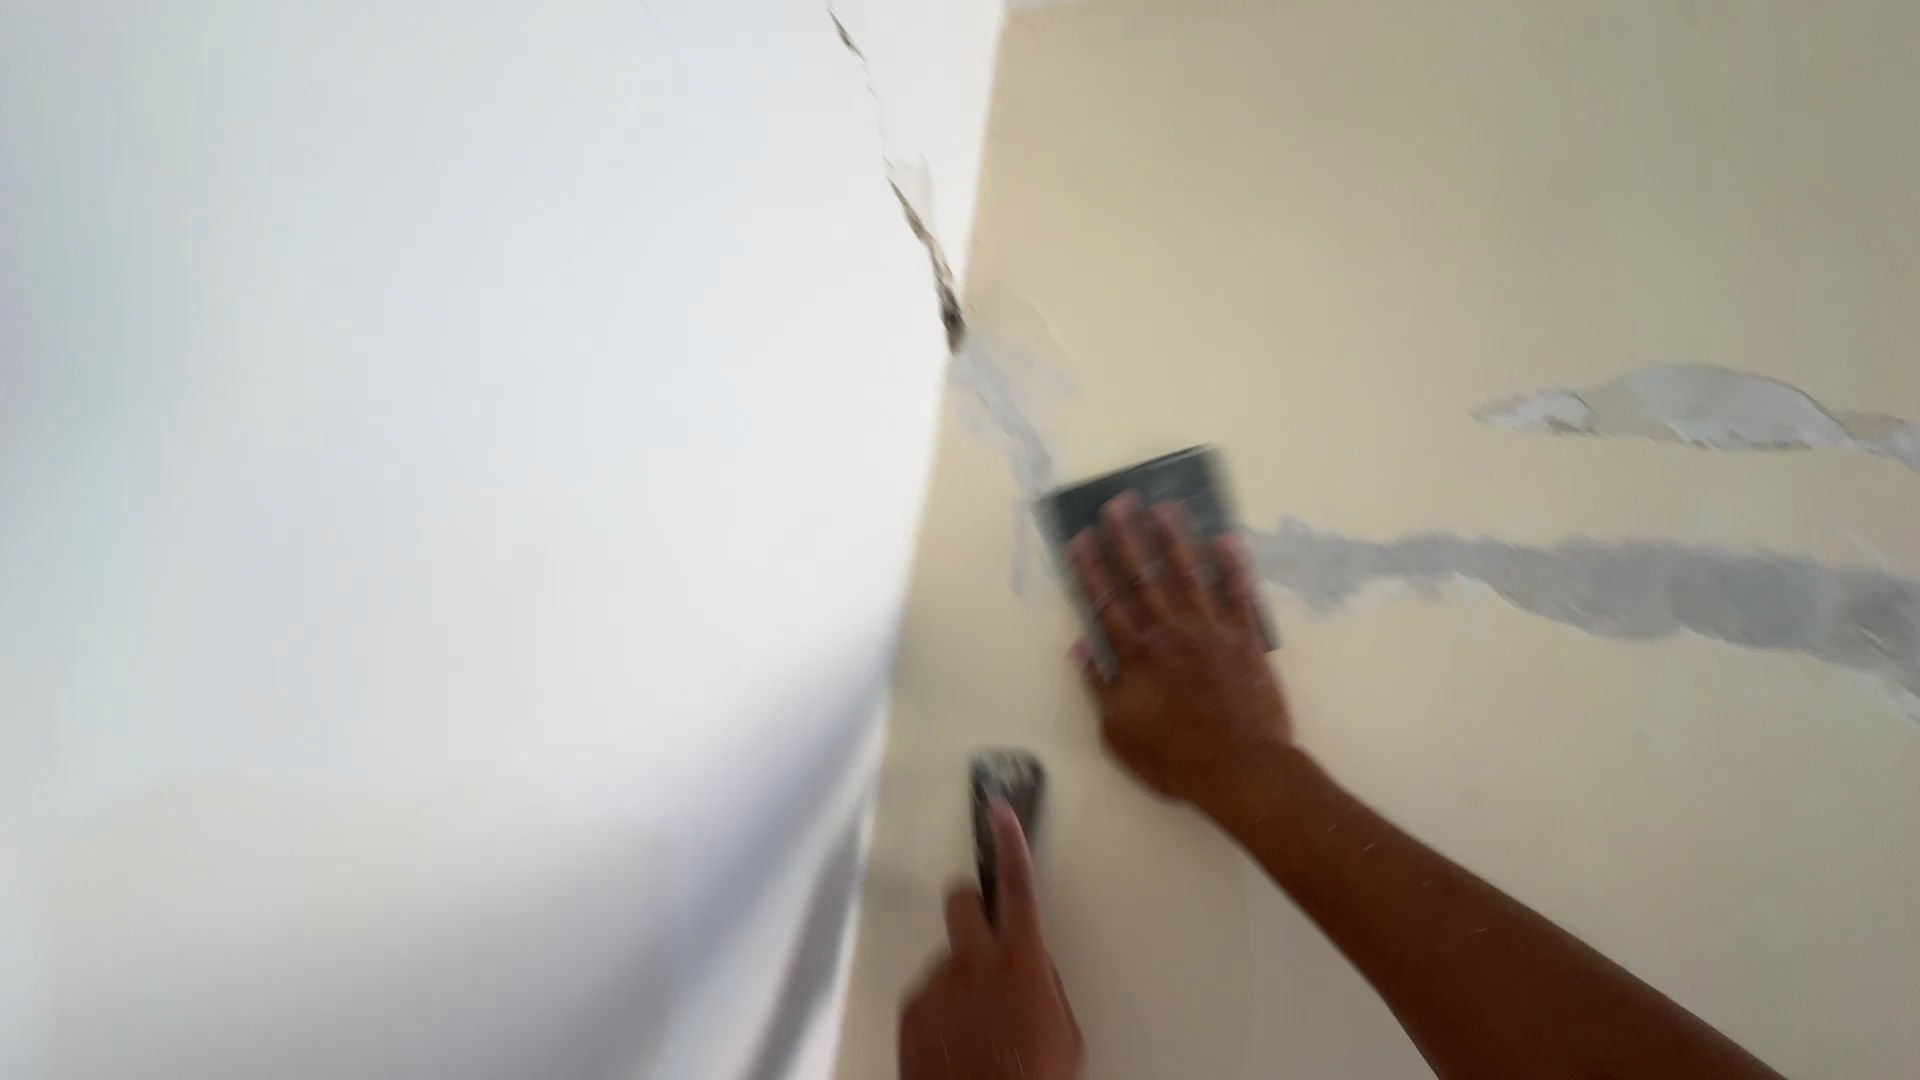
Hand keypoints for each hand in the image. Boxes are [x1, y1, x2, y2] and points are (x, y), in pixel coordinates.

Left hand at [899, 801, 1081, 1079]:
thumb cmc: (1035, 1078)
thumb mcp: (1062, 1030)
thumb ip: (1042, 981)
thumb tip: (1027, 962)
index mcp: (1019, 962)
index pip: (1018, 888)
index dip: (1011, 845)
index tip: (999, 810)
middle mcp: (973, 962)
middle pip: (962, 900)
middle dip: (974, 910)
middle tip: (986, 945)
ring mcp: (936, 983)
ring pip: (949, 958)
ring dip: (961, 979)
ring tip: (976, 1026)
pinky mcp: (911, 1008)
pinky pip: (931, 993)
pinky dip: (942, 1010)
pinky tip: (956, 1043)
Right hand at [1067, 493, 1290, 804]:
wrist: (1242, 770)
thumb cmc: (1173, 756)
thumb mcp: (1117, 731)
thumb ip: (1099, 684)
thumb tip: (1080, 645)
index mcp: (1136, 654)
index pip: (1106, 601)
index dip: (1090, 568)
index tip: (1079, 537)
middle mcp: (1170, 631)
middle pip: (1144, 576)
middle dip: (1127, 537)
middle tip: (1118, 503)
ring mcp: (1211, 631)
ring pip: (1190, 574)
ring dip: (1175, 538)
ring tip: (1165, 506)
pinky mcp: (1246, 639)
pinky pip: (1239, 595)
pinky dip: (1233, 566)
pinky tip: (1226, 539)